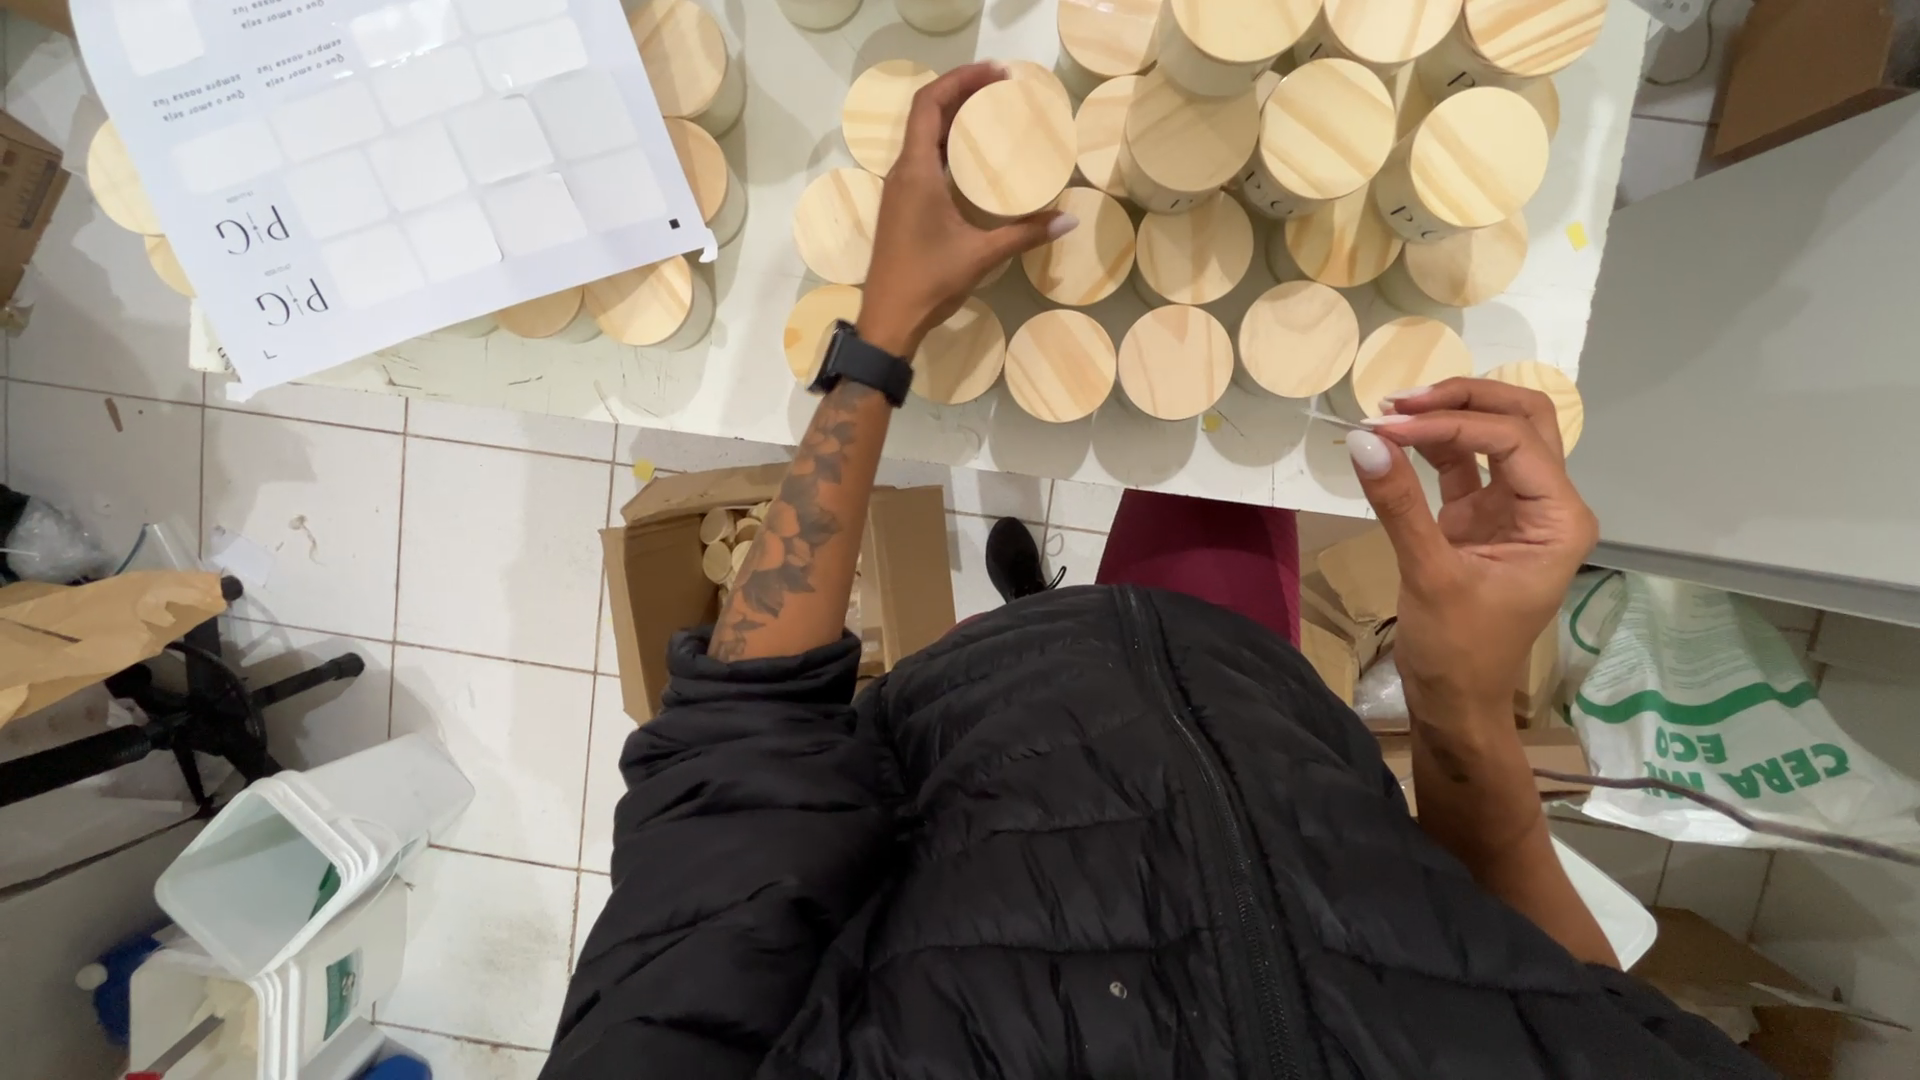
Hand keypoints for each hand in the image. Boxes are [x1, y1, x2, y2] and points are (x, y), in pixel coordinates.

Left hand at [856, 62, 1078, 356]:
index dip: (960, 79)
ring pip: (922, 140)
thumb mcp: (981, 256)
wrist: (889, 321)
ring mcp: (898, 193)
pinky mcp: (901, 211)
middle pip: (926, 116)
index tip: (996, 75)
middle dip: (962, 95)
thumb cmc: (928, 283)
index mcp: (916, 172)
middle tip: (1001, 92)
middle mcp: (902, 174)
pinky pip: (923, 165)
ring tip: (990, 119)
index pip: (929, 104)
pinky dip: (946, 151)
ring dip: (952, 123)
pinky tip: (972, 164)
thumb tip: (1068, 220)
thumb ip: (1024, 235)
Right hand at [1346, 379, 1598, 721]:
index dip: (1451, 425)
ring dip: (1445, 419)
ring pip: (1492, 437)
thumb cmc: (1457, 646)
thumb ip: (1397, 504)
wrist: (1453, 695)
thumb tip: (1362, 441)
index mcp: (1557, 517)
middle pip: (1520, 421)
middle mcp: (1543, 503)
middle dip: (1464, 401)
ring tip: (1388, 415)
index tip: (1387, 428)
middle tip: (1400, 401)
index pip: (1512, 442)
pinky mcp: (1474, 518)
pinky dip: (1429, 448)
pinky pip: (1459, 467)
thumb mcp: (1428, 573)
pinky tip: (1394, 441)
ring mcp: (1508, 509)